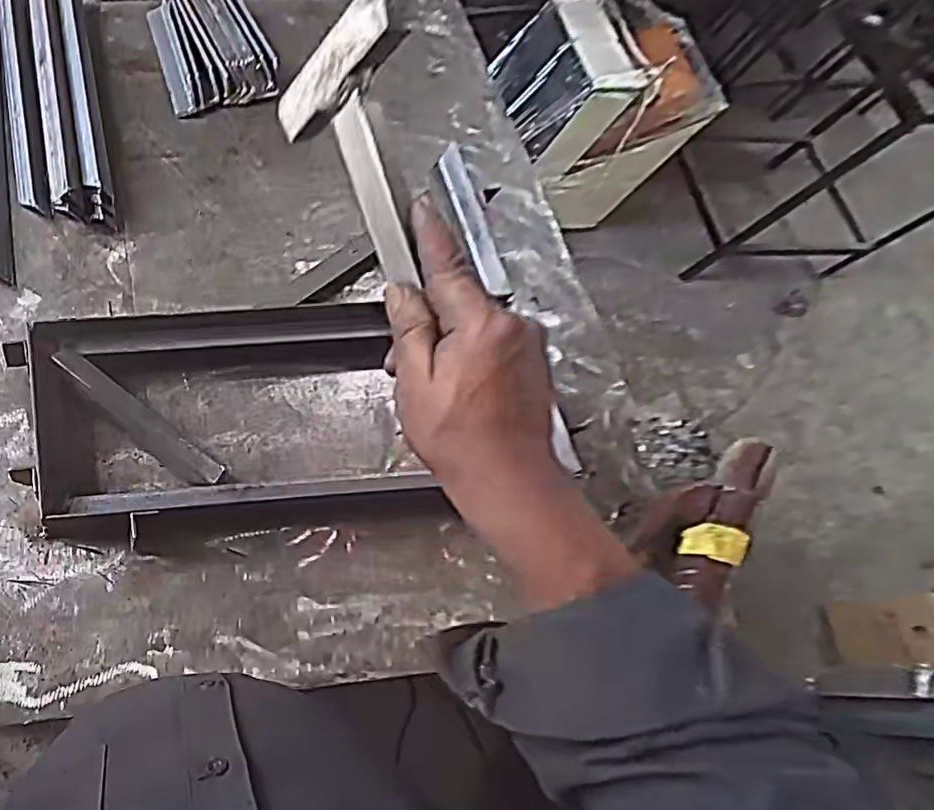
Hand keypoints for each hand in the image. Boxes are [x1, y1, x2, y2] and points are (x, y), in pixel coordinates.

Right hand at [386, 198, 637, 610]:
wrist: (506, 477)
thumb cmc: (460, 440)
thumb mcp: (415, 385)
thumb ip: (409, 333)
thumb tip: (402, 297)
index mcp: (481, 327)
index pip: (448, 270)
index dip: (429, 237)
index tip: (420, 208)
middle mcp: (512, 325)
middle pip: (456, 302)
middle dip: (425, 324)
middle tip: (404, 365)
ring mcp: (526, 342)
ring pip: (470, 326)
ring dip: (442, 348)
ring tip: (431, 393)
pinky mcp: (531, 359)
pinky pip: (487, 343)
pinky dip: (463, 359)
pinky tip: (452, 395)